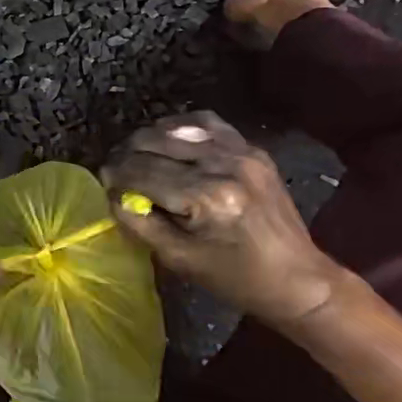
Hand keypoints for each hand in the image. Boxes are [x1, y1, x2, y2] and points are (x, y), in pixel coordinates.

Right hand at [102, 111, 348, 326]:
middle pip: (150, 143)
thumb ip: (136, 220)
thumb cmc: (233, 276)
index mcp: (207, 197)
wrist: (299, 279)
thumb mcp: (175, 257)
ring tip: (138, 160)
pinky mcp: (251, 148)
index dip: (112, 176)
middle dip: (124, 157)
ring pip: (171, 128)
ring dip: (146, 142)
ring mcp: (241, 152)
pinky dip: (177, 128)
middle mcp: (223, 165)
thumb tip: (111, 192)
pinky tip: (168, 144)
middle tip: (116, 174)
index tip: (102, 185)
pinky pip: (202, 122)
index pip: (138, 171)